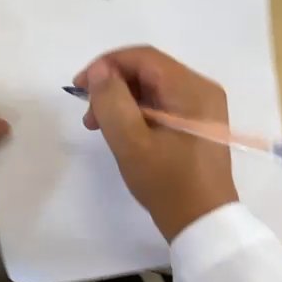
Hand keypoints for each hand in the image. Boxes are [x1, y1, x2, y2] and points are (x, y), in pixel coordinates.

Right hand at [77, 46, 238, 240]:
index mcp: (192, 89)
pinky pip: (161, 106)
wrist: (203, 223)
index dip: (106, 65)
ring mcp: (202, 109)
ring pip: (152, 89)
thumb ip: (112, 102)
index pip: (143, 57)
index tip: (79, 87)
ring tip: (98, 126)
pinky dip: (136, 113)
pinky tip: (120, 133)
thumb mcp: (132, 143)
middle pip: (148, 71)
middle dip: (113, 86)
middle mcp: (202, 91)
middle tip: (88, 115)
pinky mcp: (196, 126)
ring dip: (121, 101)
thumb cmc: (168, 184)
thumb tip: (100, 72)